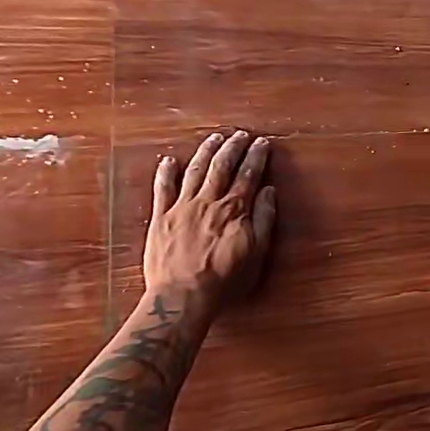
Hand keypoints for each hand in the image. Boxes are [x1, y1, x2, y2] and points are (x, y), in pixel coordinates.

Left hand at [145, 130, 277, 311]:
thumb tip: (268, 192)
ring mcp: (182, 207)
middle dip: (233, 147)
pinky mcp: (161, 218)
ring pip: (195, 170)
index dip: (256, 157)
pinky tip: (169, 160)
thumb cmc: (225, 279)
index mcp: (234, 209)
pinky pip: (162, 189)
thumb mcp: (256, 252)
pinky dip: (165, 172)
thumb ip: (263, 219)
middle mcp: (209, 201)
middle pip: (222, 166)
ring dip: (205, 151)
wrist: (183, 295)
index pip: (248, 175)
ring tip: (214, 138)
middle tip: (241, 134)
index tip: (262, 143)